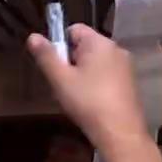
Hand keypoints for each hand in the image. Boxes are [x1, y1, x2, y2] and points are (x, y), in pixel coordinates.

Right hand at [26, 24, 148, 151]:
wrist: (119, 132)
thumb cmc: (87, 101)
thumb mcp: (60, 78)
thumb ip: (46, 56)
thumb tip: (33, 36)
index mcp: (99, 43)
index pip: (74, 29)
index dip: (59, 43)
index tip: (53, 64)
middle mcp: (116, 49)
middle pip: (84, 46)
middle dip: (68, 61)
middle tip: (60, 82)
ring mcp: (125, 67)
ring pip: (93, 62)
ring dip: (80, 74)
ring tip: (72, 95)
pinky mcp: (129, 84)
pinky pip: (104, 75)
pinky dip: (93, 84)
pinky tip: (88, 102)